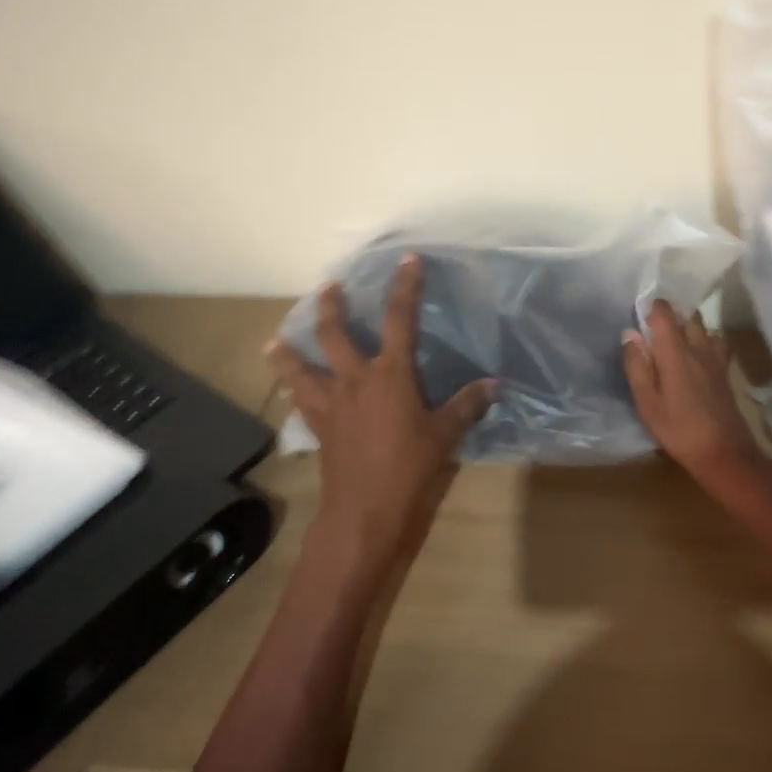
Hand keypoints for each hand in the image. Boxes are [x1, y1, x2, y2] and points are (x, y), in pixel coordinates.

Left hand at [268, 255, 494, 558]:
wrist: (365, 511)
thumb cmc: (410, 468)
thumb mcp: (445, 435)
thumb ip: (467, 405)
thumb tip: (494, 384)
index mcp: (391, 374)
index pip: (401, 319)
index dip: (405, 287)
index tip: (407, 260)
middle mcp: (355, 380)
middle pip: (335, 334)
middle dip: (331, 307)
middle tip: (329, 288)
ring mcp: (332, 404)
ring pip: (302, 368)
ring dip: (290, 351)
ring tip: (277, 339)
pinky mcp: (319, 427)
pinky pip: (301, 401)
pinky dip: (292, 390)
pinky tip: (288, 388)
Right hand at [623, 301, 771, 495]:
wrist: (724, 452)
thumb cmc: (678, 429)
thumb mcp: (647, 402)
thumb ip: (637, 365)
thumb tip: (630, 334)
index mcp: (675, 352)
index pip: (664, 313)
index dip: (651, 307)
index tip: (639, 315)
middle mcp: (698, 348)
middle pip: (687, 316)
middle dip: (670, 316)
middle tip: (653, 330)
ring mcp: (716, 359)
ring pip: (703, 328)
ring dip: (688, 327)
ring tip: (674, 341)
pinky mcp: (725, 372)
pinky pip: (715, 343)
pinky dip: (704, 340)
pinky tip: (696, 356)